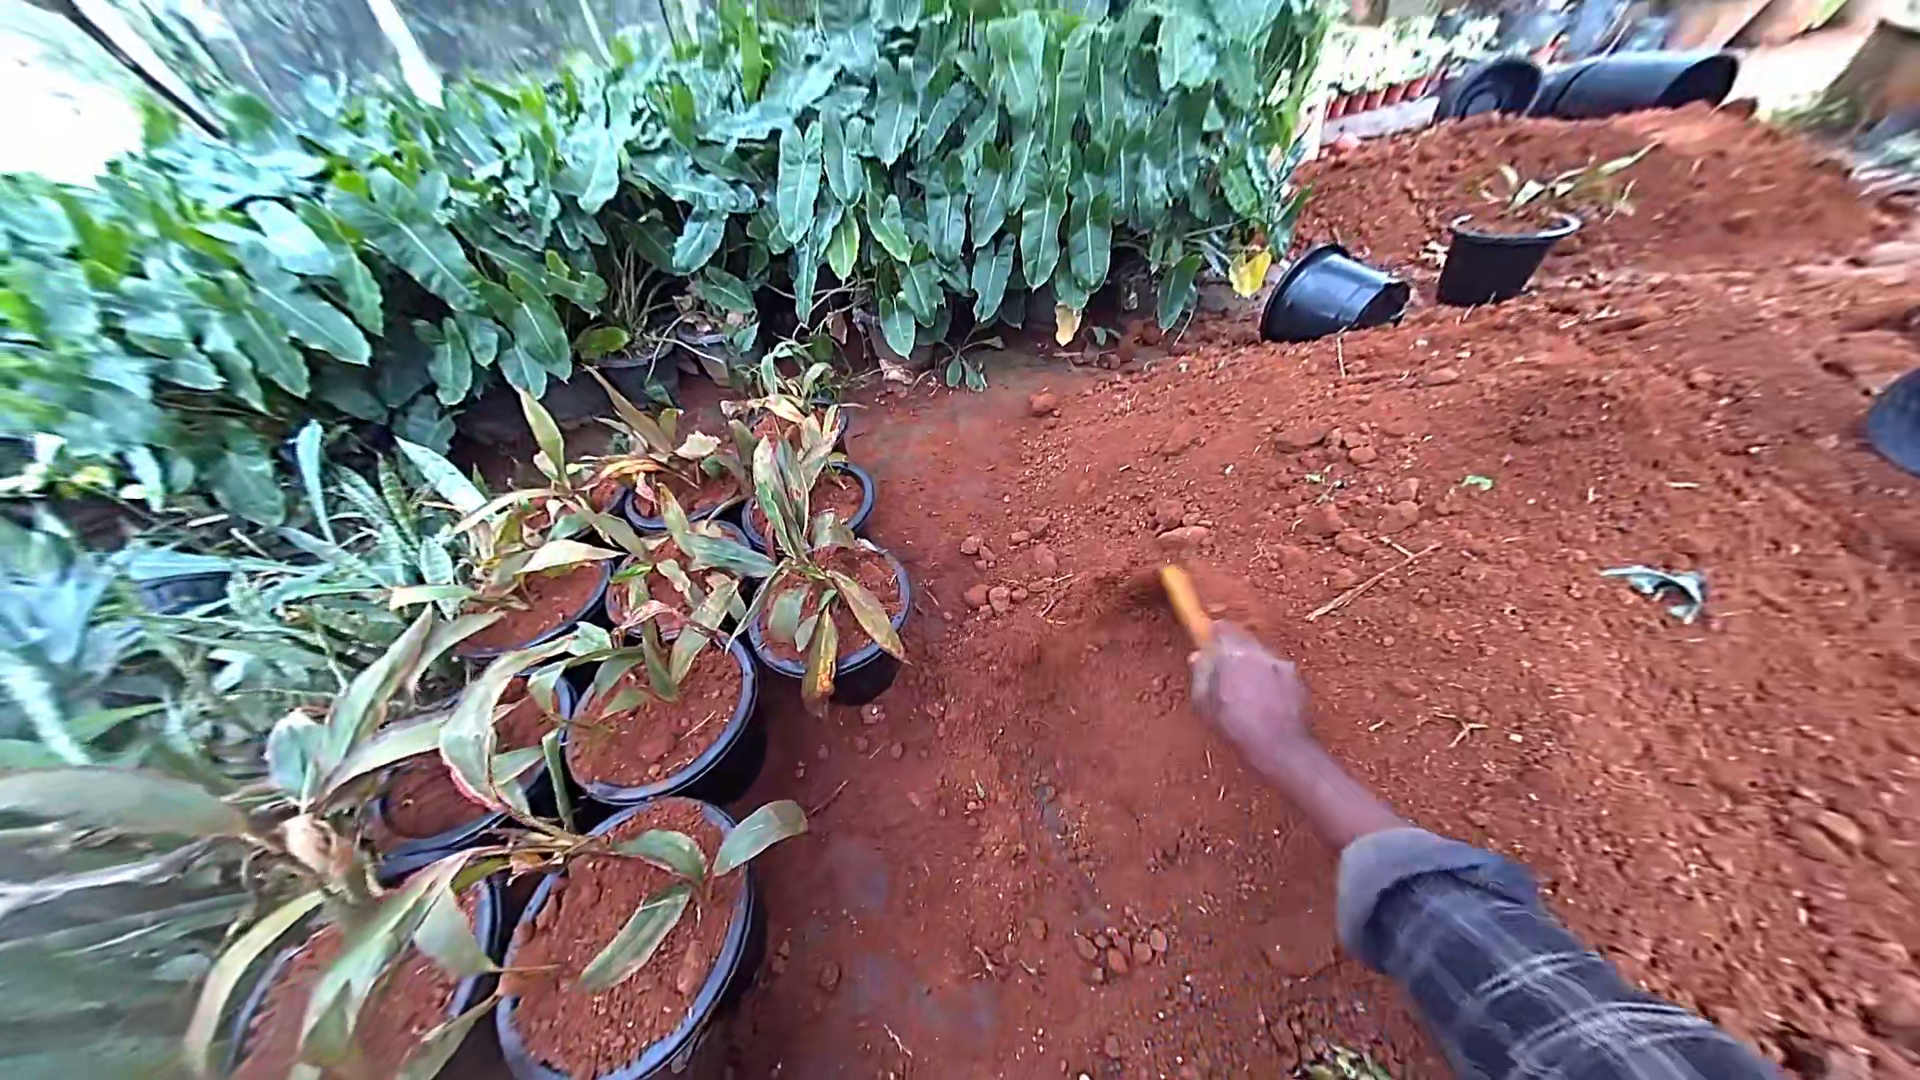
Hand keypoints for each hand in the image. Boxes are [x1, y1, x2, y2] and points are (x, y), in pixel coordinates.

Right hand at [1189, 622, 1313, 768]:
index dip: (1213, 635)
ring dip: (1251, 663)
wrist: (1280, 749)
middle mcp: (1259, 653)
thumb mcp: (1204, 703)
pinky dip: (1268, 677)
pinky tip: (1262, 698)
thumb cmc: (1237, 727)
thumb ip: (1200, 674)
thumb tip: (1198, 656)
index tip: (1208, 644)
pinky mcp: (1297, 678)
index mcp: (1233, 654)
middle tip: (1224, 670)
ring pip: (1260, 654)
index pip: (1222, 628)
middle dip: (1233, 650)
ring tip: (1244, 689)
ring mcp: (1281, 664)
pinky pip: (1276, 669)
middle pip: (1243, 638)